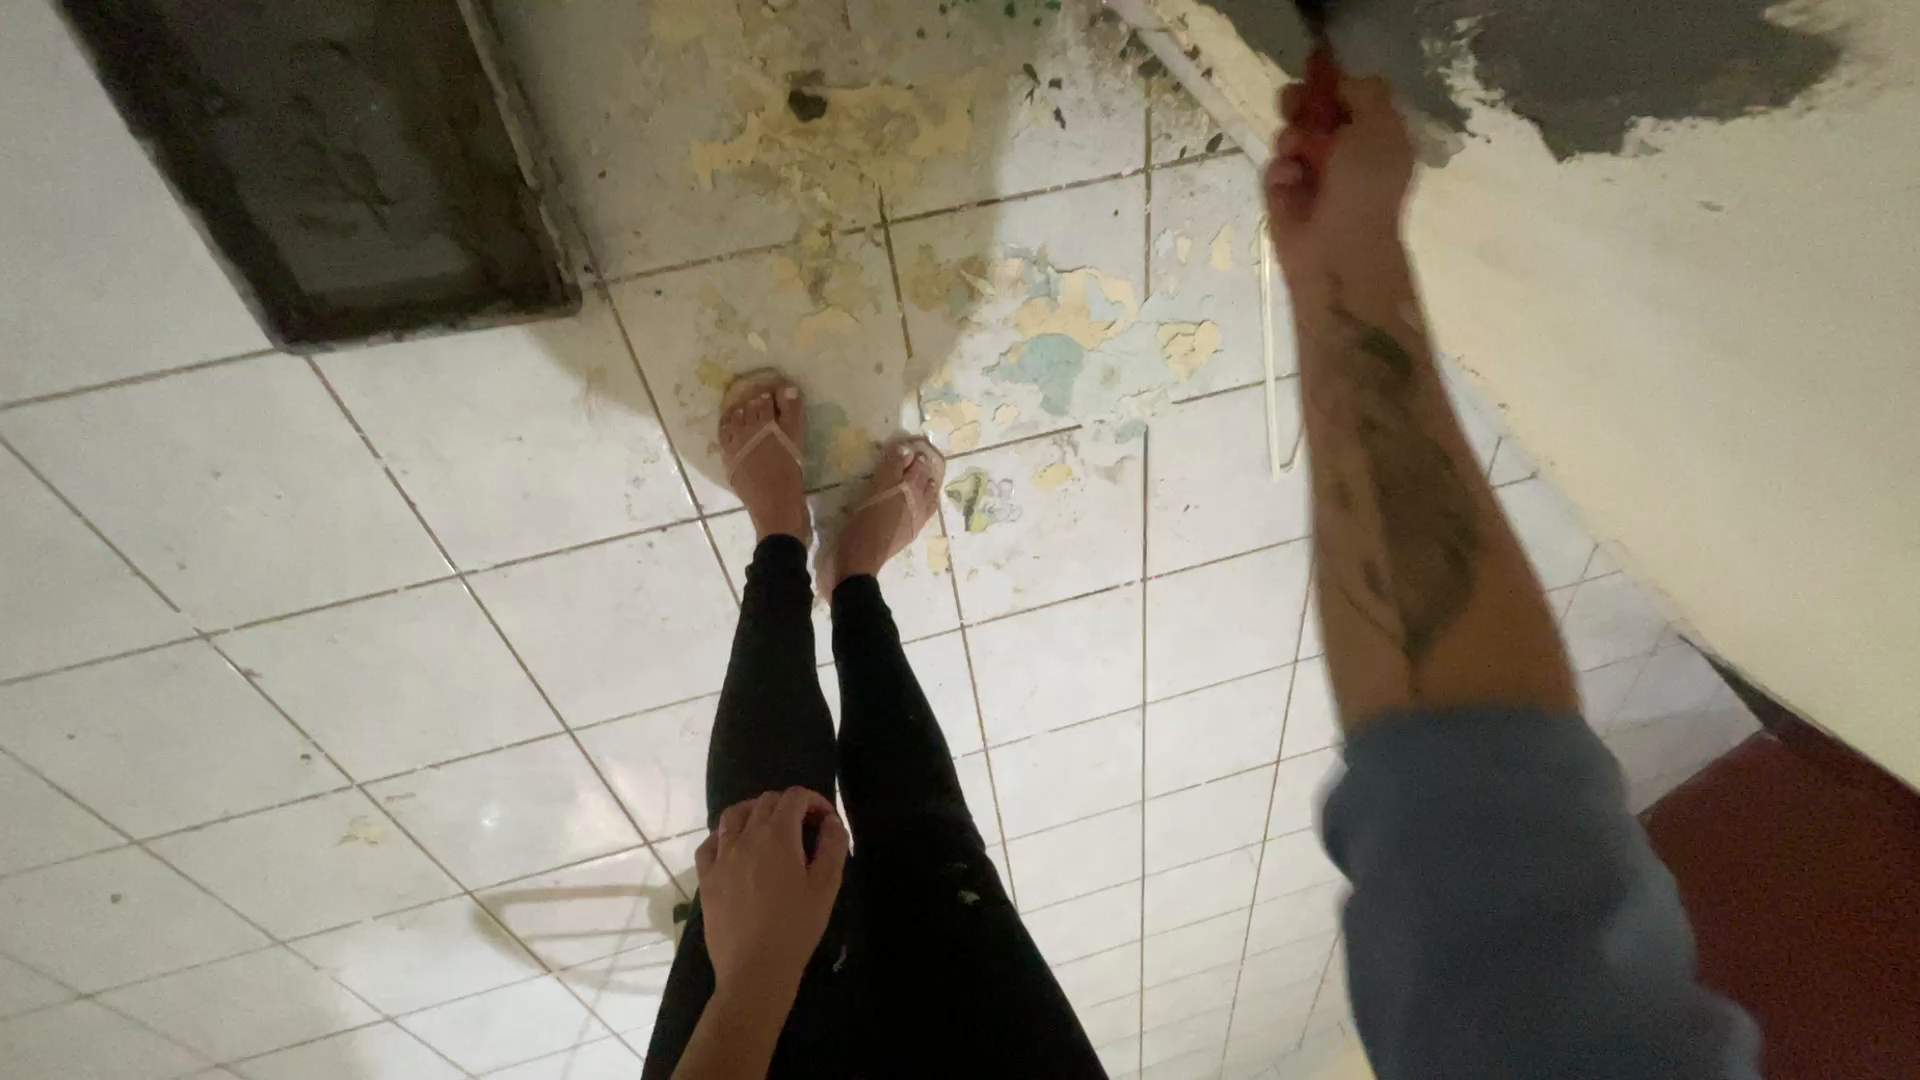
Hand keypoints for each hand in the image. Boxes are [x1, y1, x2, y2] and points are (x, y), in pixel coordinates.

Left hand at [695, 787, 848, 993]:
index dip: (814, 800)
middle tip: (804, 826)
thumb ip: (833, 846)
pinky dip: (723, 836)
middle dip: (788, 805)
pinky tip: (735, 849)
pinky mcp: (706, 879)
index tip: (826, 820)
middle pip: (766, 801)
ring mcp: (722, 857)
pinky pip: (709, 844)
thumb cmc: (796, 928)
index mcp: (779, 836)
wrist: (755, 971)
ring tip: (768, 828)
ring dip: (754, 811)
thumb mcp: (826, 886)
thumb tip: (831, 821)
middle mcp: (747, 837)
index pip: (795, 797)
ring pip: (733, 815)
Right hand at [1265, 74, 1414, 283]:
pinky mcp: (1281, 201)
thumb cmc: (1367, 185)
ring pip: (1288, 141)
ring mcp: (1309, 179)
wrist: (1339, 249)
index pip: (1346, 101)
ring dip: (1289, 139)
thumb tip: (1340, 82)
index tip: (1314, 74)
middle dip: (1299, 106)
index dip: (1330, 86)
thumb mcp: (1380, 126)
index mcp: (1372, 137)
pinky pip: (1272, 172)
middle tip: (1289, 101)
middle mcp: (1340, 155)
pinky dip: (1279, 172)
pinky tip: (1288, 181)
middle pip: (1311, 117)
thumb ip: (1365, 93)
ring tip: (1295, 150)